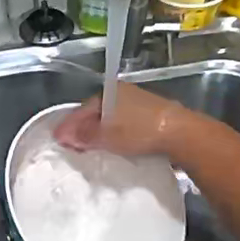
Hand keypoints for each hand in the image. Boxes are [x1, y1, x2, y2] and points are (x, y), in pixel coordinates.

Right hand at [52, 83, 187, 157]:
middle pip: (95, 113)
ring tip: (91, 148)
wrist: (180, 133)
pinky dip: (115, 134)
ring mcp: (138, 103)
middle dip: (83, 129)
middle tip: (72, 146)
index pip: (81, 110)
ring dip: (99, 132)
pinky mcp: (151, 116)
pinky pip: (124, 124)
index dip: (69, 126)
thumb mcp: (106, 135)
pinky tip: (114, 145)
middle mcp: (122, 93)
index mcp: (109, 92)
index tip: (59, 140)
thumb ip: (83, 135)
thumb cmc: (139, 131)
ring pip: (110, 119)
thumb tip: (64, 135)